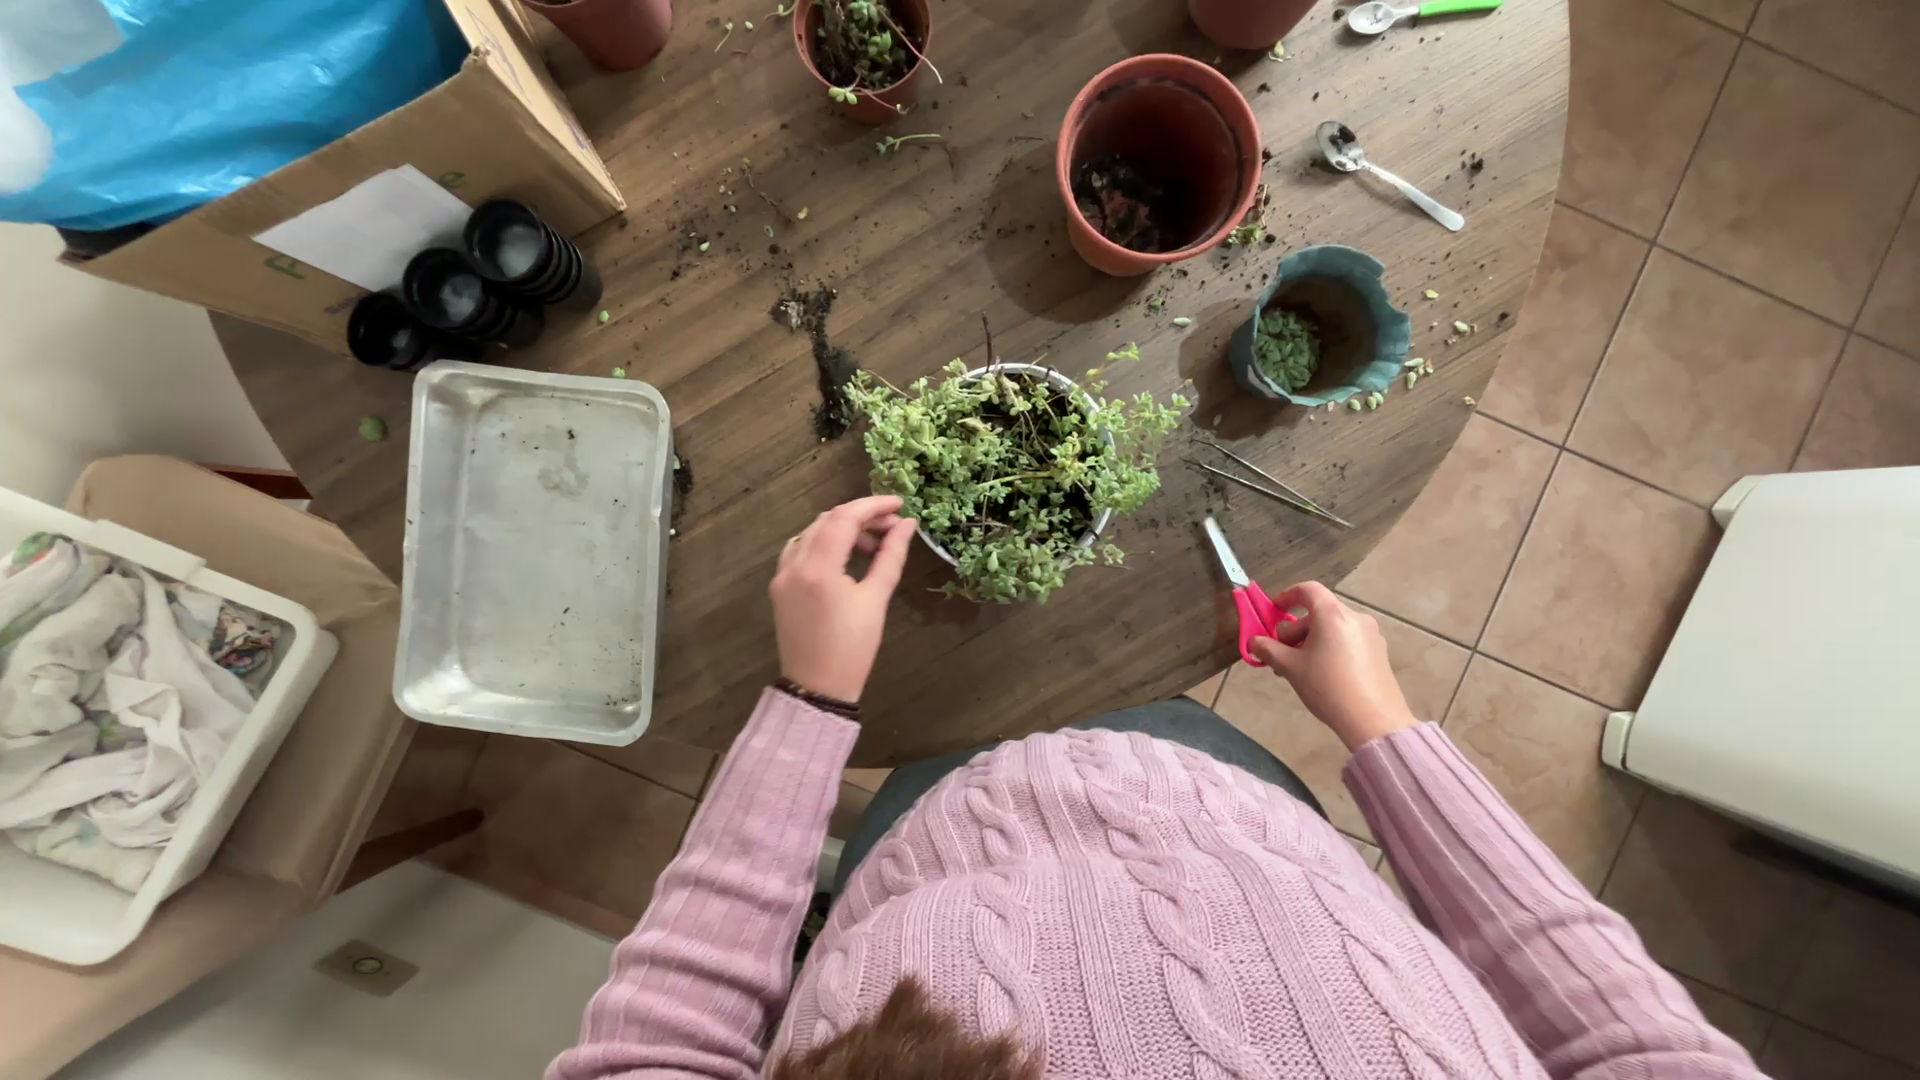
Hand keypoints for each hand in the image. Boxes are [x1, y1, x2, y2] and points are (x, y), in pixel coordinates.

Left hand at [770, 495, 917, 702]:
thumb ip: (890, 557)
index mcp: (818, 568)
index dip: (873, 505)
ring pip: (811, 532)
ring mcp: (782, 575)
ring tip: (872, 545)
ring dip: (841, 528)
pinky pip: (799, 549)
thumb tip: (907, 525)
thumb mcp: (876, 600)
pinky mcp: (779, 586)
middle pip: (827, 520)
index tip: (899, 504)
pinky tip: (843, 555)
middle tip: (892, 526)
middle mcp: (794, 565)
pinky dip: (823, 543)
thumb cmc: (853, 648)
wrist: (817, 689)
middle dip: (860, 516)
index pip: (845, 518)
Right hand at [1249, 582, 1418, 750]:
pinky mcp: (1379, 652)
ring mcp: (1371, 635)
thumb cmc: (1327, 687)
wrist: (1373, 721)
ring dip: (1311, 641)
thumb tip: (1254, 643)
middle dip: (1295, 631)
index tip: (1274, 612)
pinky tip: (1323, 674)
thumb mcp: (1290, 667)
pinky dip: (1330, 648)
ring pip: (1332, 628)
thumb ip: (1268, 650)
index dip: (1287, 596)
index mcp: (1333, 615)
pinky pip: (1347, 640)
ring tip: (1301, 669)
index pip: (1308, 590)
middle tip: (1281, 656)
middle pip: (1318, 612)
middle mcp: (1355, 618)